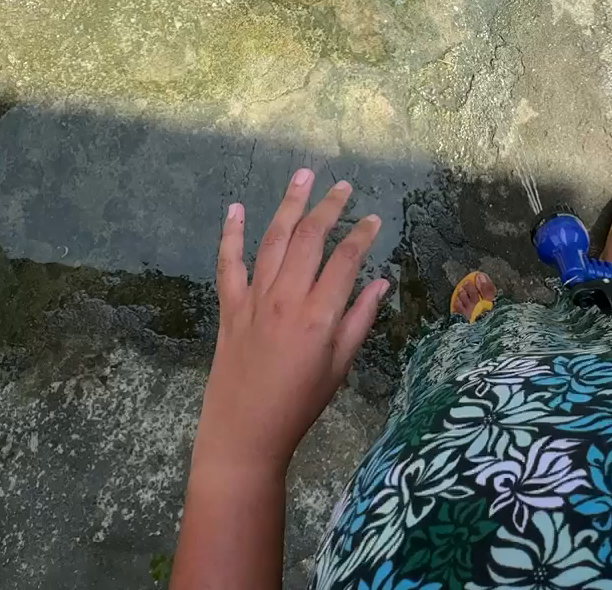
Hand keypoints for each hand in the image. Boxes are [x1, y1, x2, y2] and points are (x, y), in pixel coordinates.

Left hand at [191, 168, 390, 481]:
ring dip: (290, 205)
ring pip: (273, 239)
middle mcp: (286, 298)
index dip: (362, 235)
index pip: (346, 259)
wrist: (244, 434)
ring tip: (303, 176)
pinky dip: (232, 234)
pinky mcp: (229, 306)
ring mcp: (254, 298)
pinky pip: (229, 263)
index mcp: (319, 315)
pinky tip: (237, 208)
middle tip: (343, 186)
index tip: (374, 219)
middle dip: (329, 207)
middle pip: (310, 238)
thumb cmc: (300, 403)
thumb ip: (360, 319)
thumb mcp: (340, 365)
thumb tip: (382, 281)